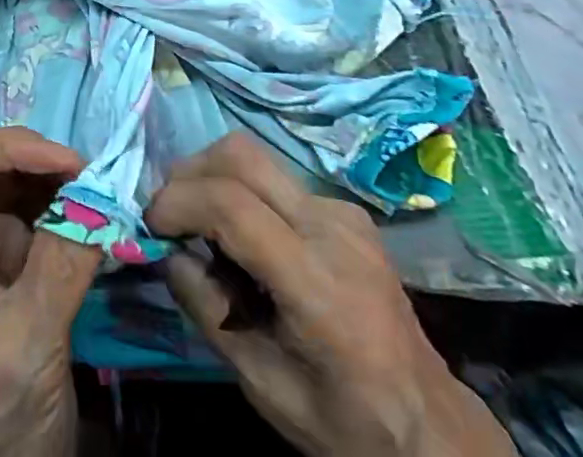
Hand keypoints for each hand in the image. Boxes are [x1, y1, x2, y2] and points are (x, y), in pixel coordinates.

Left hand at [0, 126, 102, 456]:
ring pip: (18, 184)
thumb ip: (58, 269)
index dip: (13, 146)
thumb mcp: (26, 343)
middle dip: (41, 159)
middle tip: (97, 182)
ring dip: (61, 181)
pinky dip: (71, 207)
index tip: (72, 163)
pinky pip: (42, 216)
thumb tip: (98, 204)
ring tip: (104, 198)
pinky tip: (99, 219)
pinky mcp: (19, 266)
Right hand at [147, 134, 515, 456]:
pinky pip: (272, 177)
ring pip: (252, 157)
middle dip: (187, 175)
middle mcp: (334, 232)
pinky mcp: (344, 211)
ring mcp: (344, 215)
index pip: (231, 205)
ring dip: (209, 178)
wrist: (431, 426)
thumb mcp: (259, 381)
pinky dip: (236, 190)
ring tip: (198, 224)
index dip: (176, 203)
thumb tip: (167, 251)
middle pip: (239, 155)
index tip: (152, 229)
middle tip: (169, 217)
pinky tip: (238, 236)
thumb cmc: (343, 418)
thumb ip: (205, 307)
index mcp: (319, 285)